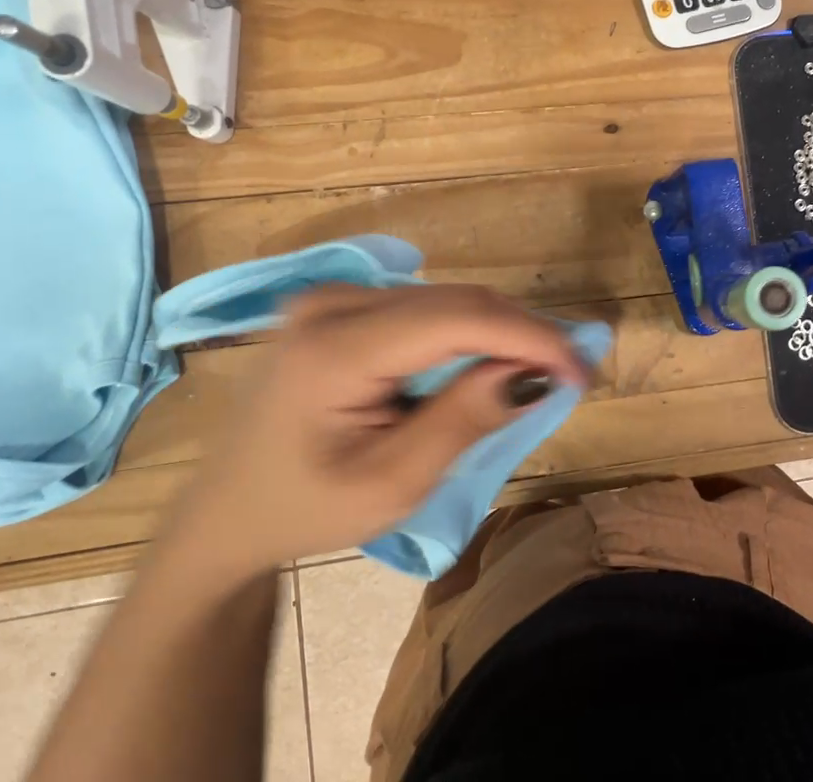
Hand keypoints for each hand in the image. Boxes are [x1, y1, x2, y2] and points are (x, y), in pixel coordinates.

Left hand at [167, 284, 588, 577]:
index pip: (458, 318)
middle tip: (571, 375)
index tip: (582, 371)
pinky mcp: (338, 307)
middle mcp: (329, 304)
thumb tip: (533, 371)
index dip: (531, 337)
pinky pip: (425, 308)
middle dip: (523, 334)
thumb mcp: (394, 483)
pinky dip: (469, 334)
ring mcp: (329, 299)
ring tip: (539, 373)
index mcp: (334, 350)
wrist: (230, 514)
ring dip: (499, 333)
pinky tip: (488, 365)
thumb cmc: (308, 511)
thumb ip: (464, 418)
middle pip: (456, 302)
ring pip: (447, 300)